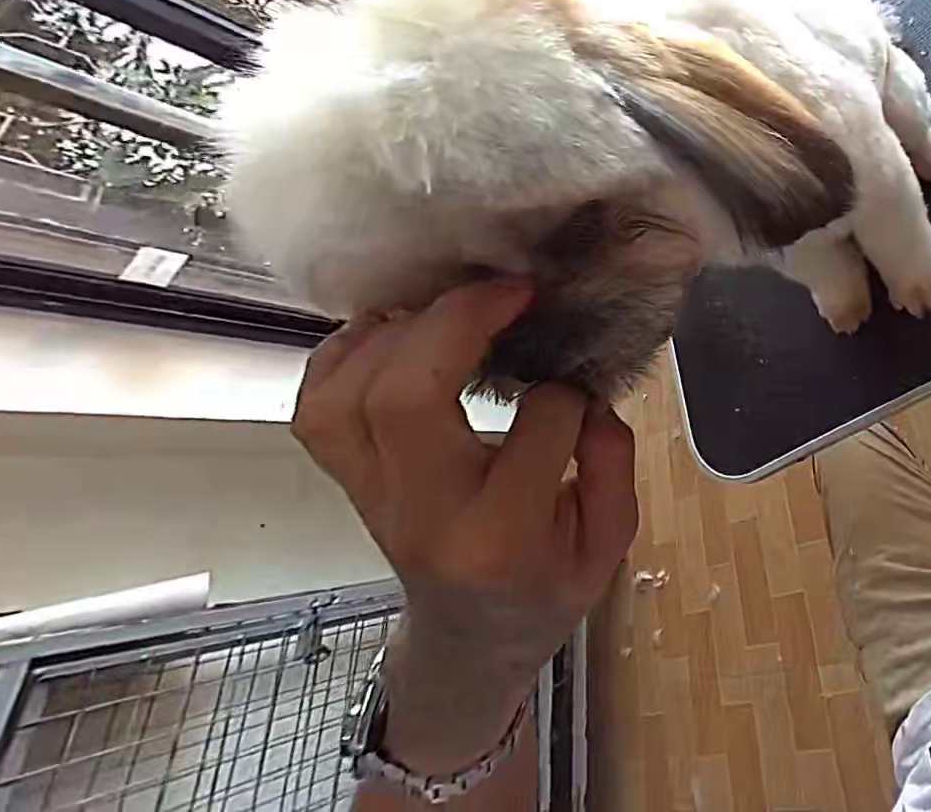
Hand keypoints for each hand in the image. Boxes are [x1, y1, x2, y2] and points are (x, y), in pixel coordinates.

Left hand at [291, 283, 638, 771]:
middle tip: (512, 290)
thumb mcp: (612, 539)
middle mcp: (423, 512)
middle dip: (461, 319)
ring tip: (452, 305)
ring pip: (343, 396)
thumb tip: (585, 391)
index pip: (540, 423)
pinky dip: (348, 352)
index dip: (569, 388)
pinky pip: (316, 407)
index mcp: (504, 535)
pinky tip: (397, 328)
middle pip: (406, 396)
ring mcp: (370, 497)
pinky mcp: (349, 481)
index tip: (582, 384)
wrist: (471, 641)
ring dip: (397, 330)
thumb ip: (613, 461)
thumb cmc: (548, 588)